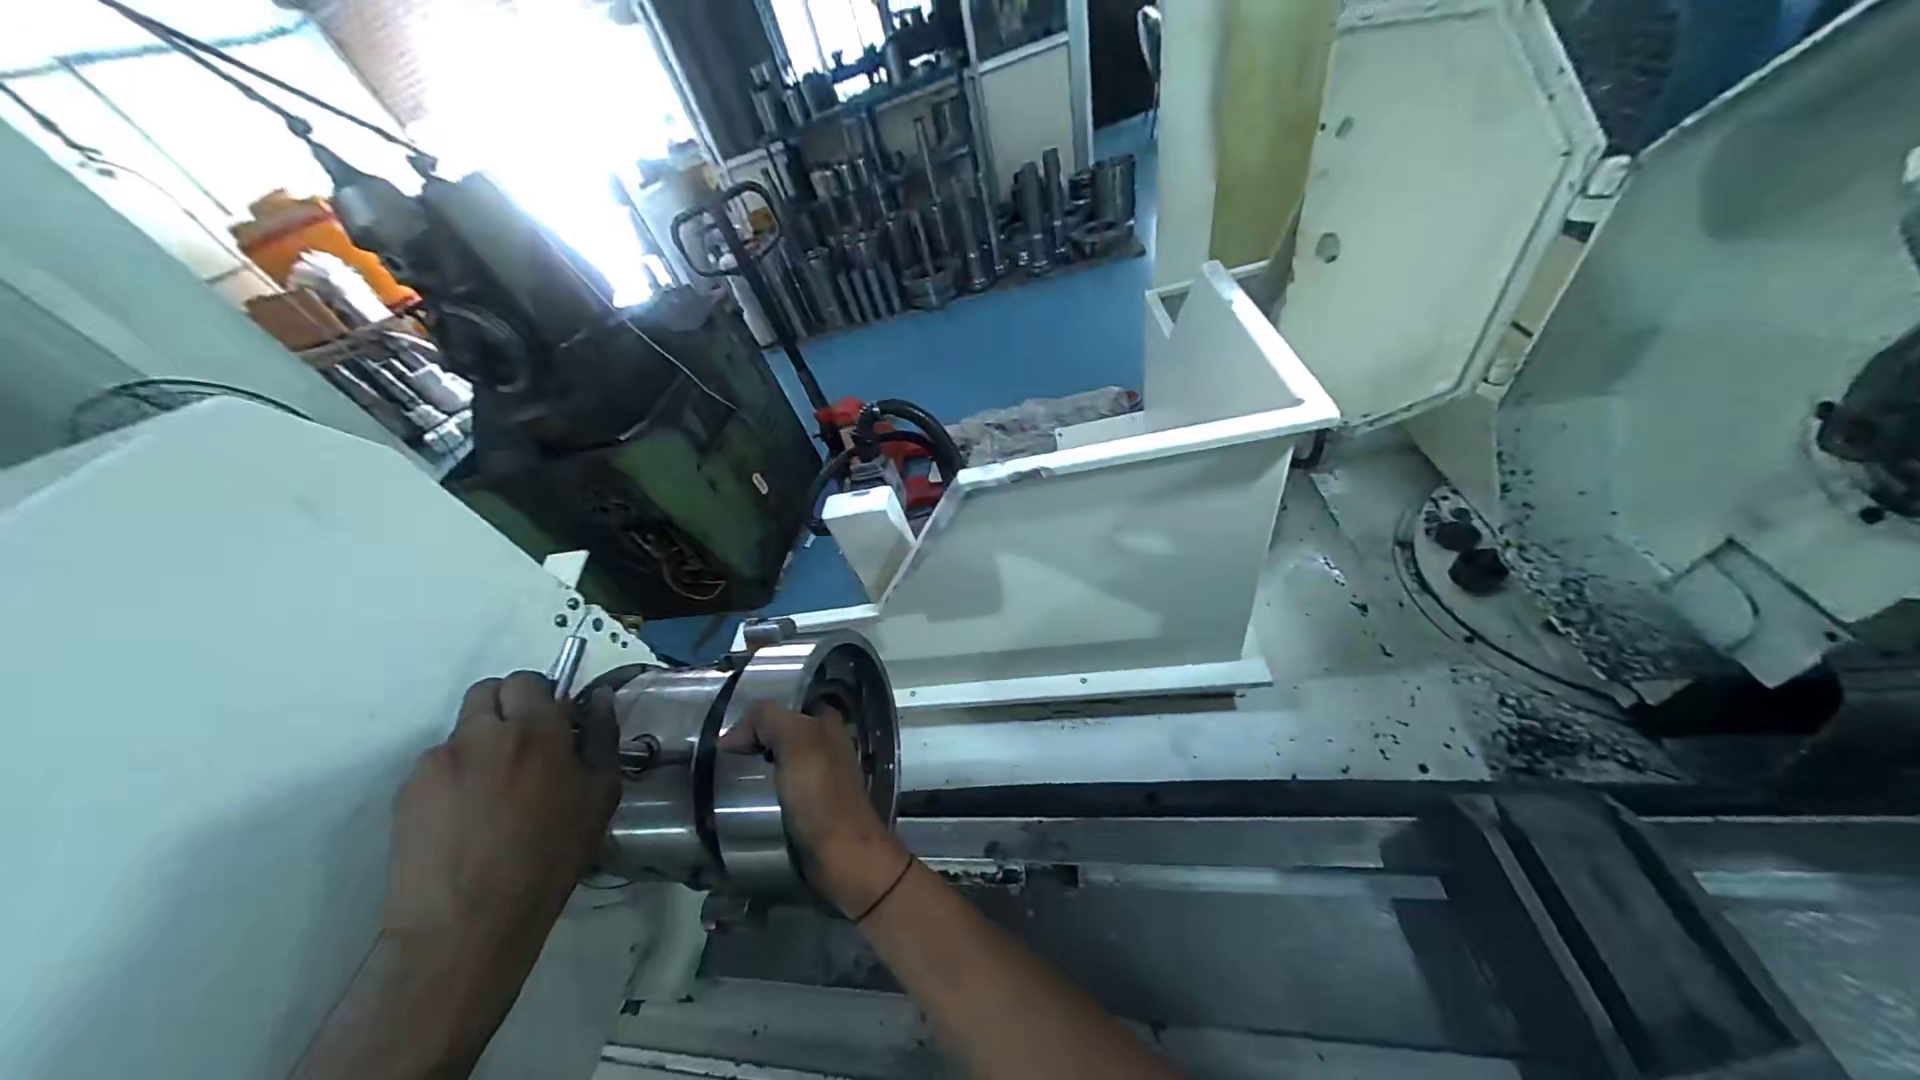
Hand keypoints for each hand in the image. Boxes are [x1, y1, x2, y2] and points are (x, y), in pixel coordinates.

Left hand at [385, 672, 620, 950]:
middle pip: (488, 691)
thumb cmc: (550, 856)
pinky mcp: (408, 791)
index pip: (529, 681)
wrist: (468, 921)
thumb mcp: (600, 796)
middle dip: (507, 706)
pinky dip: (455, 776)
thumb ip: (602, 737)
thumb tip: (597, 699)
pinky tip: (466, 816)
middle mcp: (483, 733)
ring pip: (463, 729)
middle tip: (523, 744)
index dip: (541, 695)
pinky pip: (438, 765)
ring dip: (482, 742)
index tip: (552, 722)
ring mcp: (439, 761)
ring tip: (493, 790)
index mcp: (536, 731)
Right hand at [718, 701, 907, 917]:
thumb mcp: (796, 740)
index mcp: (827, 723)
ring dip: (752, 769)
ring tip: (721, 778)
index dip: (757, 714)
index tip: (730, 733)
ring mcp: (817, 777)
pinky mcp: (808, 807)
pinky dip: (758, 793)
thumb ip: (767, 720)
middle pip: (778, 733)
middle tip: (720, 757)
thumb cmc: (821, 793)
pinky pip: (777, 790)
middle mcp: (825, 744)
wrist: (842, 855)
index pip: (785, 705)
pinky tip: (738, 802)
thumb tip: (731, 736)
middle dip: (751, 741)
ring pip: (776, 762)